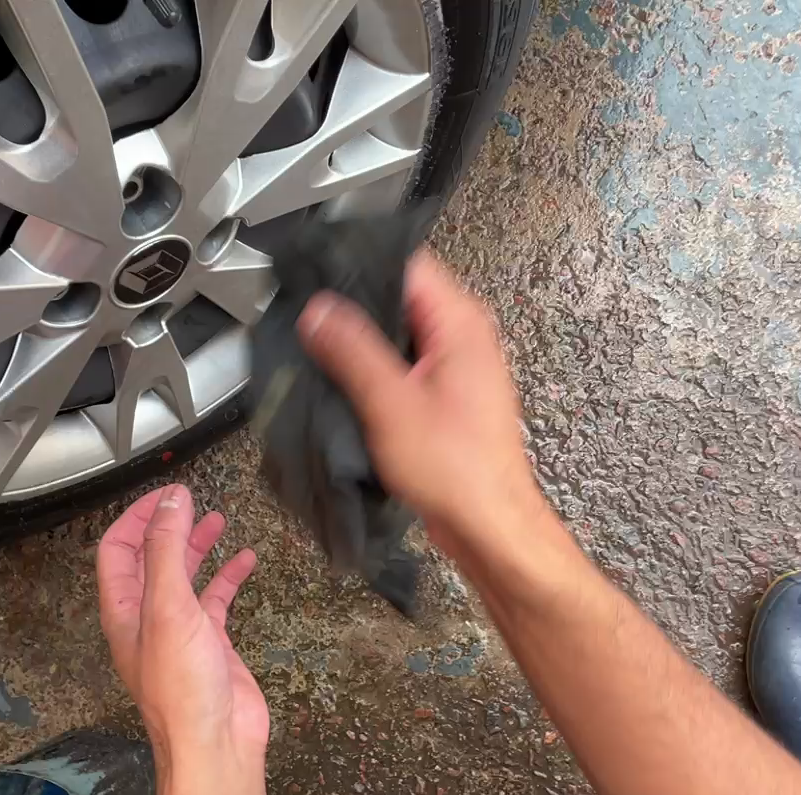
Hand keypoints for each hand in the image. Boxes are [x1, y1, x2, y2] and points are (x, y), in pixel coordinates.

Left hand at [96, 485, 266, 777]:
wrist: (216, 743)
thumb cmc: (183, 686)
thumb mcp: (168, 608)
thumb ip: (167, 550)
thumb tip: (173, 501)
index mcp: (125, 610)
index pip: (118, 551)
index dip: (136, 518)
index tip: (165, 495)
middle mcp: (148, 618)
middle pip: (151, 560)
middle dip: (168, 528)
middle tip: (189, 501)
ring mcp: (180, 631)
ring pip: (185, 577)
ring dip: (198, 547)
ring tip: (218, 520)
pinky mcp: (211, 644)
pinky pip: (217, 600)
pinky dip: (229, 577)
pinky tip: (247, 561)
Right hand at [297, 252, 538, 553]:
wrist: (487, 524)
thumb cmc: (459, 470)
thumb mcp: (390, 402)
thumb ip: (351, 349)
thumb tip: (319, 311)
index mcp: (460, 323)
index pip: (404, 264)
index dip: (357, 266)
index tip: (319, 280)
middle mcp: (464, 339)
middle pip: (399, 300)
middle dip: (354, 312)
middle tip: (313, 324)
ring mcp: (457, 370)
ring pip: (399, 338)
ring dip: (365, 349)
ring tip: (326, 358)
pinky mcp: (447, 400)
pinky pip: (405, 371)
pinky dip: (378, 377)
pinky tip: (354, 392)